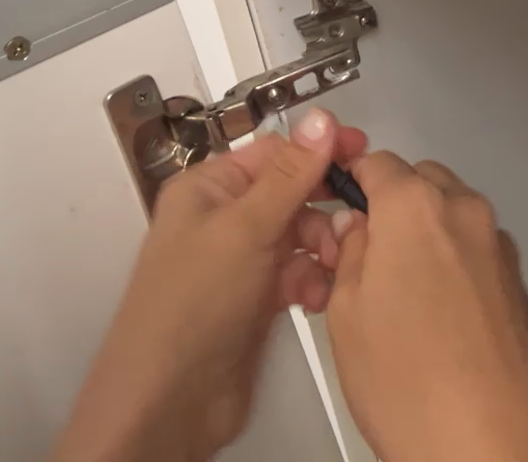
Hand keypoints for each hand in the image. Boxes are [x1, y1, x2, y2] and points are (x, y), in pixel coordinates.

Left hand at [52, 108, 367, 461]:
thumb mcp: (246, 229)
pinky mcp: (256, 297)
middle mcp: (224, 218)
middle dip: (324, 207)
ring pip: (301, 233)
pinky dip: (312, 280)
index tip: (360, 153)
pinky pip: (299, 271)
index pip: (276, 151)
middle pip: (293, 192)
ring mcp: (240, 259)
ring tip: (331, 266)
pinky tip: (315, 297)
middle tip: (354, 219)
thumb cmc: (188, 310)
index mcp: (210, 188)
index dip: (319, 151)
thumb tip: (320, 120)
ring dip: (322, 247)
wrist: (167, 406)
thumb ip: (291, 174)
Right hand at [327, 152, 527, 461]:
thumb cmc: (410, 384)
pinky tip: (439, 310)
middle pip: (420, 180)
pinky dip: (454, 256)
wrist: (487, 445)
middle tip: (368, 254)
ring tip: (404, 292)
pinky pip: (475, 243)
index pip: (377, 162)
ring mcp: (496, 241)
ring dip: (426, 230)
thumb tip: (356, 227)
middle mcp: (463, 209)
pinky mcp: (516, 275)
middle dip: (392, 205)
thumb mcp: (346, 313)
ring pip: (450, 210)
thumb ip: (349, 251)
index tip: (341, 203)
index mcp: (415, 206)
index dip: (353, 180)